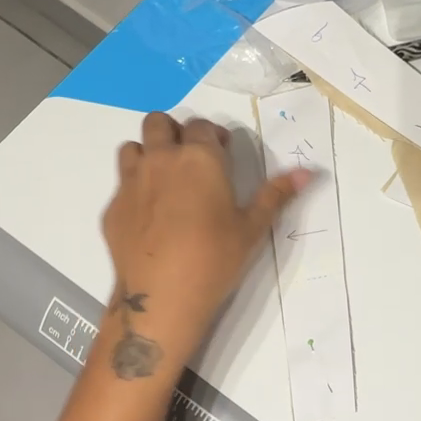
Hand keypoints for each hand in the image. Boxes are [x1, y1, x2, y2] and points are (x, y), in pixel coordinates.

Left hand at [99, 111, 308, 378]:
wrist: (162, 296)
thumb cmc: (215, 260)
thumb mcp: (252, 229)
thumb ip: (276, 195)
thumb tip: (308, 172)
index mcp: (199, 158)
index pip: (203, 127)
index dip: (213, 136)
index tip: (222, 153)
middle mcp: (161, 159)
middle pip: (159, 124)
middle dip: (174, 133)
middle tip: (189, 159)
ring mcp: (131, 182)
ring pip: (133, 147)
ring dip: (148, 154)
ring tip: (164, 180)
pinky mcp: (113, 208)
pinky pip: (121, 185)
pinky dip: (135, 191)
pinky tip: (148, 217)